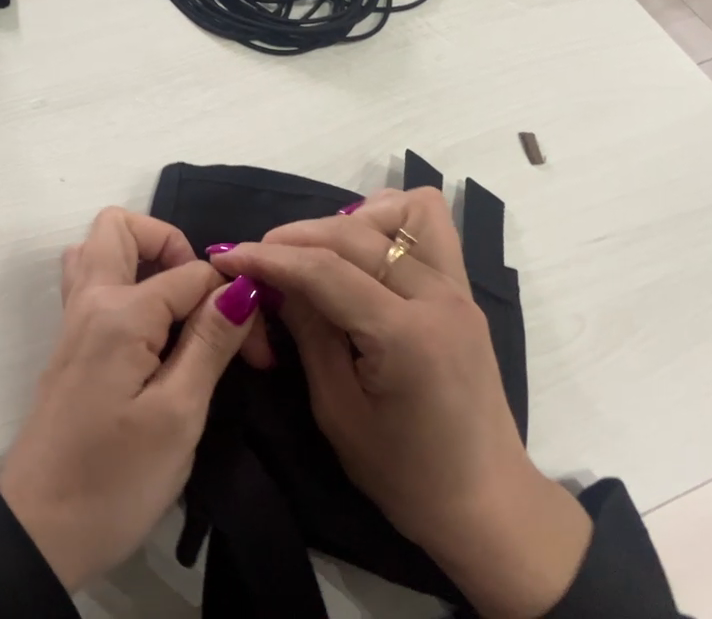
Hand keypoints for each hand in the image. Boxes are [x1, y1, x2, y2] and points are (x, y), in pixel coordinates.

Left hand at [0, 208, 266, 589]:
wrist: (39, 532)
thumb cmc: (115, 480)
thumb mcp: (178, 416)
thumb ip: (209, 342)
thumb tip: (241, 286)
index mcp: (119, 313)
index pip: (192, 273)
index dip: (235, 302)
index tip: (259, 354)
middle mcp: (88, 301)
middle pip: (120, 227)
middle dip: (173, 245)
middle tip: (204, 300)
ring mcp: (72, 322)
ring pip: (98, 251)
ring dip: (142, 260)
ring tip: (179, 308)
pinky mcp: (69, 346)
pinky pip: (92, 284)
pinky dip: (126, 284)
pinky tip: (154, 331)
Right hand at [211, 188, 591, 618]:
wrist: (485, 501)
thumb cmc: (403, 474)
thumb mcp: (337, 411)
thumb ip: (309, 333)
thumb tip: (274, 280)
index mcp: (407, 337)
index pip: (324, 271)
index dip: (268, 257)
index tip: (226, 255)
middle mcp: (439, 298)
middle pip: (353, 233)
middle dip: (295, 238)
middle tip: (259, 261)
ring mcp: (458, 289)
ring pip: (401, 210)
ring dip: (348, 220)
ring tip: (317, 254)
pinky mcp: (463, 291)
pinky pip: (429, 227)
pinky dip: (388, 222)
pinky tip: (360, 253)